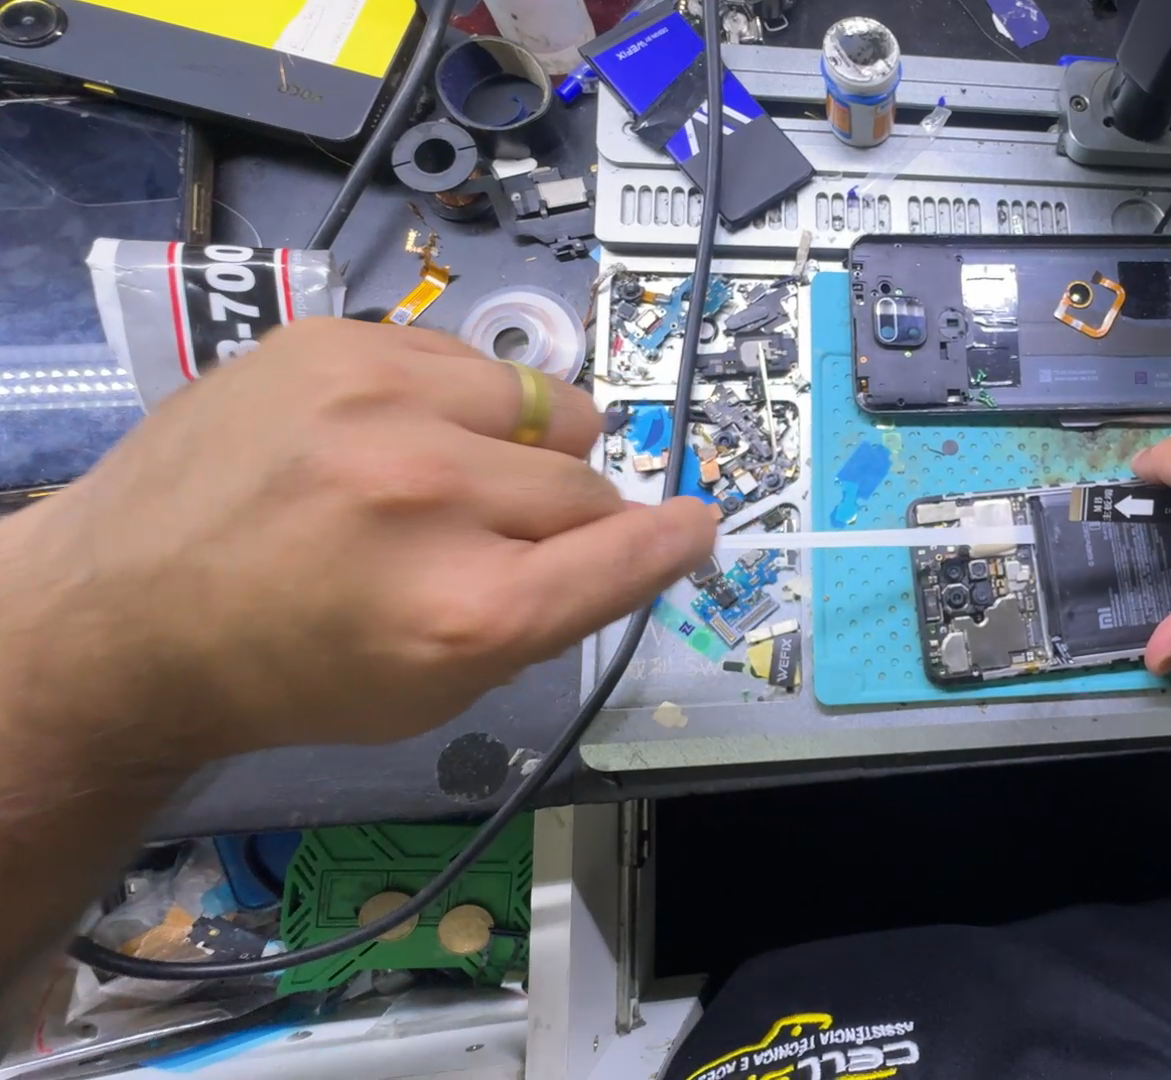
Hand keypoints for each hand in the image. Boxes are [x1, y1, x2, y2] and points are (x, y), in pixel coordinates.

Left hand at [0, 318, 714, 757]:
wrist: (114, 614)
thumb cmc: (306, 669)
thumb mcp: (457, 683)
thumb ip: (569, 607)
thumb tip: (651, 530)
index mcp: (465, 608)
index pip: (629, 554)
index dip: (676, 541)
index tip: (698, 526)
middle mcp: (427, 494)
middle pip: (592, 488)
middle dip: (566, 520)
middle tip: (498, 540)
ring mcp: (379, 403)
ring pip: (556, 410)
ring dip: (532, 451)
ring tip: (459, 475)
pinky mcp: (340, 342)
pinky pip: (487, 366)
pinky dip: (476, 407)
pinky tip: (407, 436)